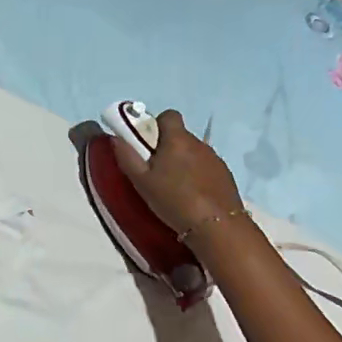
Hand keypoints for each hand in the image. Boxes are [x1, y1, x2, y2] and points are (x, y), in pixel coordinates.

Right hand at [112, 109, 244, 240]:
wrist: (216, 225)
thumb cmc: (173, 200)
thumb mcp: (142, 182)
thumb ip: (127, 157)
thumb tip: (115, 137)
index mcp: (177, 139)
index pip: (169, 115)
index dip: (157, 125)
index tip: (148, 144)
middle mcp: (198, 143)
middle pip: (180, 136)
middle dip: (168, 147)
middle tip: (157, 171)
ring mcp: (215, 158)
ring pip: (194, 152)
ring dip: (184, 162)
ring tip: (176, 187)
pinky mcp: (225, 174)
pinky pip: (206, 167)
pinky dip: (198, 175)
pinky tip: (194, 196)